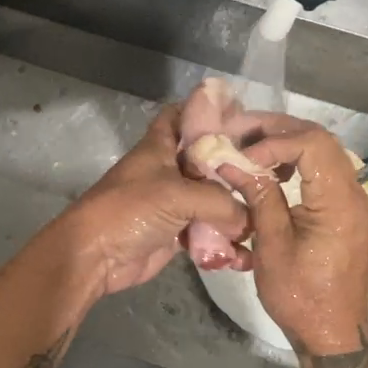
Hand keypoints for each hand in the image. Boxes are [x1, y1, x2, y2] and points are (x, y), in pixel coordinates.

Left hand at [34, 104, 250, 299]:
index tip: (242, 116)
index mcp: (160, 147)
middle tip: (272, 173)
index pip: (181, 115)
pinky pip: (206, 233)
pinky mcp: (174, 233)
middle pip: (207, 161)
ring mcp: (171, 203)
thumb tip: (246, 218)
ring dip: (234, 212)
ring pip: (211, 200)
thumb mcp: (177, 194)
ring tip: (265, 219)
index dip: (206, 111)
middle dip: (235, 167)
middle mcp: (168, 170)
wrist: (95, 255)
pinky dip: (224, 243)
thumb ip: (219, 200)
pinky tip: (245, 254)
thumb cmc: (130, 210)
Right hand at [219, 121, 367, 355]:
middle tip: (239, 134)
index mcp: (339, 203)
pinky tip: (269, 173)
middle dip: (277, 131)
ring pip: (323, 152)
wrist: (332, 334)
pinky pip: (323, 172)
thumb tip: (232, 161)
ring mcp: (352, 202)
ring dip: (285, 143)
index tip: (242, 155)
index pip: (312, 144)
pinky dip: (295, 162)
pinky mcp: (345, 212)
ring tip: (249, 149)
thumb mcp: (272, 245)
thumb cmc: (300, 295)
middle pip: (320, 140)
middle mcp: (353, 194)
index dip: (273, 140)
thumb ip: (258, 196)